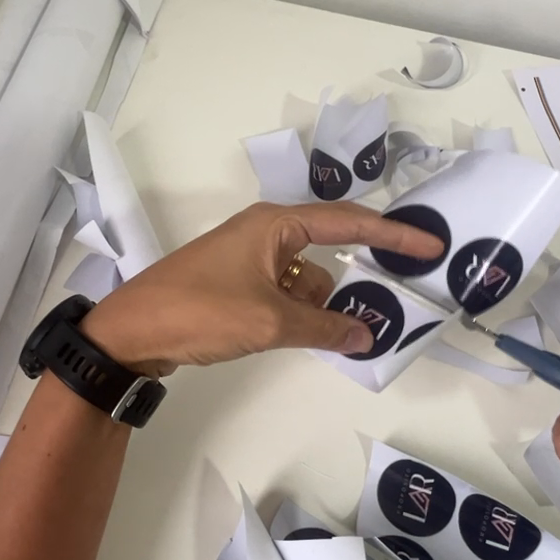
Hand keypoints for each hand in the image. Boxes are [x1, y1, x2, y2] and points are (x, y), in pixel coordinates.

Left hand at [79, 202, 443, 374]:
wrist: (131, 332)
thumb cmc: (200, 311)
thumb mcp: (269, 321)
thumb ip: (323, 327)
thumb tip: (366, 335)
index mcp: (275, 225)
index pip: (347, 223)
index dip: (391, 235)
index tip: (428, 245)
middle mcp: (265, 233)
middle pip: (327, 251)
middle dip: (353, 278)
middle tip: (390, 298)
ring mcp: (249, 259)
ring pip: (306, 279)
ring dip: (321, 305)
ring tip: (336, 334)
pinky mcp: (237, 284)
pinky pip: (285, 293)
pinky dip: (299, 313)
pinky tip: (308, 336)